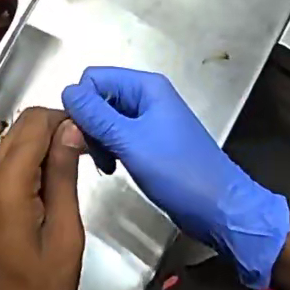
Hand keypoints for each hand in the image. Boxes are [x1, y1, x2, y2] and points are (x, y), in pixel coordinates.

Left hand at [0, 108, 86, 289]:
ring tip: (78, 167)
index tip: (94, 133)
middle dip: (57, 127)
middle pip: (22, 126)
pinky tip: (56, 183)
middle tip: (90, 150)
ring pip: (16, 140)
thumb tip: (72, 127)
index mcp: (6, 180)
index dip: (65, 117)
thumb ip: (65, 176)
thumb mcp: (65, 237)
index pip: (35, 122)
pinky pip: (10, 160)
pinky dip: (33, 159)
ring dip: (46, 143)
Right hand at [63, 67, 289, 287]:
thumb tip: (66, 91)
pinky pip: (117, 133)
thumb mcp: (131, 143)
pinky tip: (113, 167)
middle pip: (98, 96)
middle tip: (94, 154)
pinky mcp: (149, 139)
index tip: (82, 135)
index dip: (82, 104)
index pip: (93, 78)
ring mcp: (148, 117)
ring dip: (98, 139)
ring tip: (106, 164)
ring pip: (104, 116)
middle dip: (89, 123)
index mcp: (145, 86)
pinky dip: (110, 147)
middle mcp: (146, 95)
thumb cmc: (179, 173)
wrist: (222, 211)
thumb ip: (96, 116)